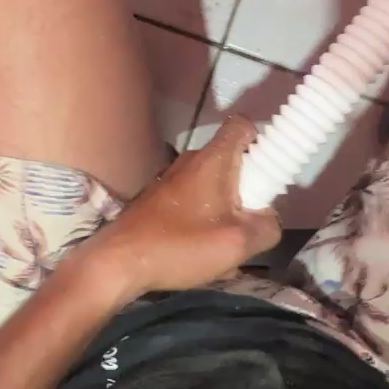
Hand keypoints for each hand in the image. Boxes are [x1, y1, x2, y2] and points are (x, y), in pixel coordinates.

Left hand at [76, 117, 280, 296]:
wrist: (118, 263)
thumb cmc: (180, 246)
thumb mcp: (238, 244)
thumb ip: (267, 227)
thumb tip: (269, 218)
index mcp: (213, 160)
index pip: (243, 125)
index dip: (263, 140)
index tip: (270, 171)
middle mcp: (191, 161)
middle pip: (231, 159)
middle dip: (247, 185)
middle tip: (251, 217)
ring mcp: (171, 179)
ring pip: (212, 183)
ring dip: (225, 206)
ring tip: (226, 241)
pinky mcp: (158, 199)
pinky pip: (193, 199)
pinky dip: (203, 217)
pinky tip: (199, 249)